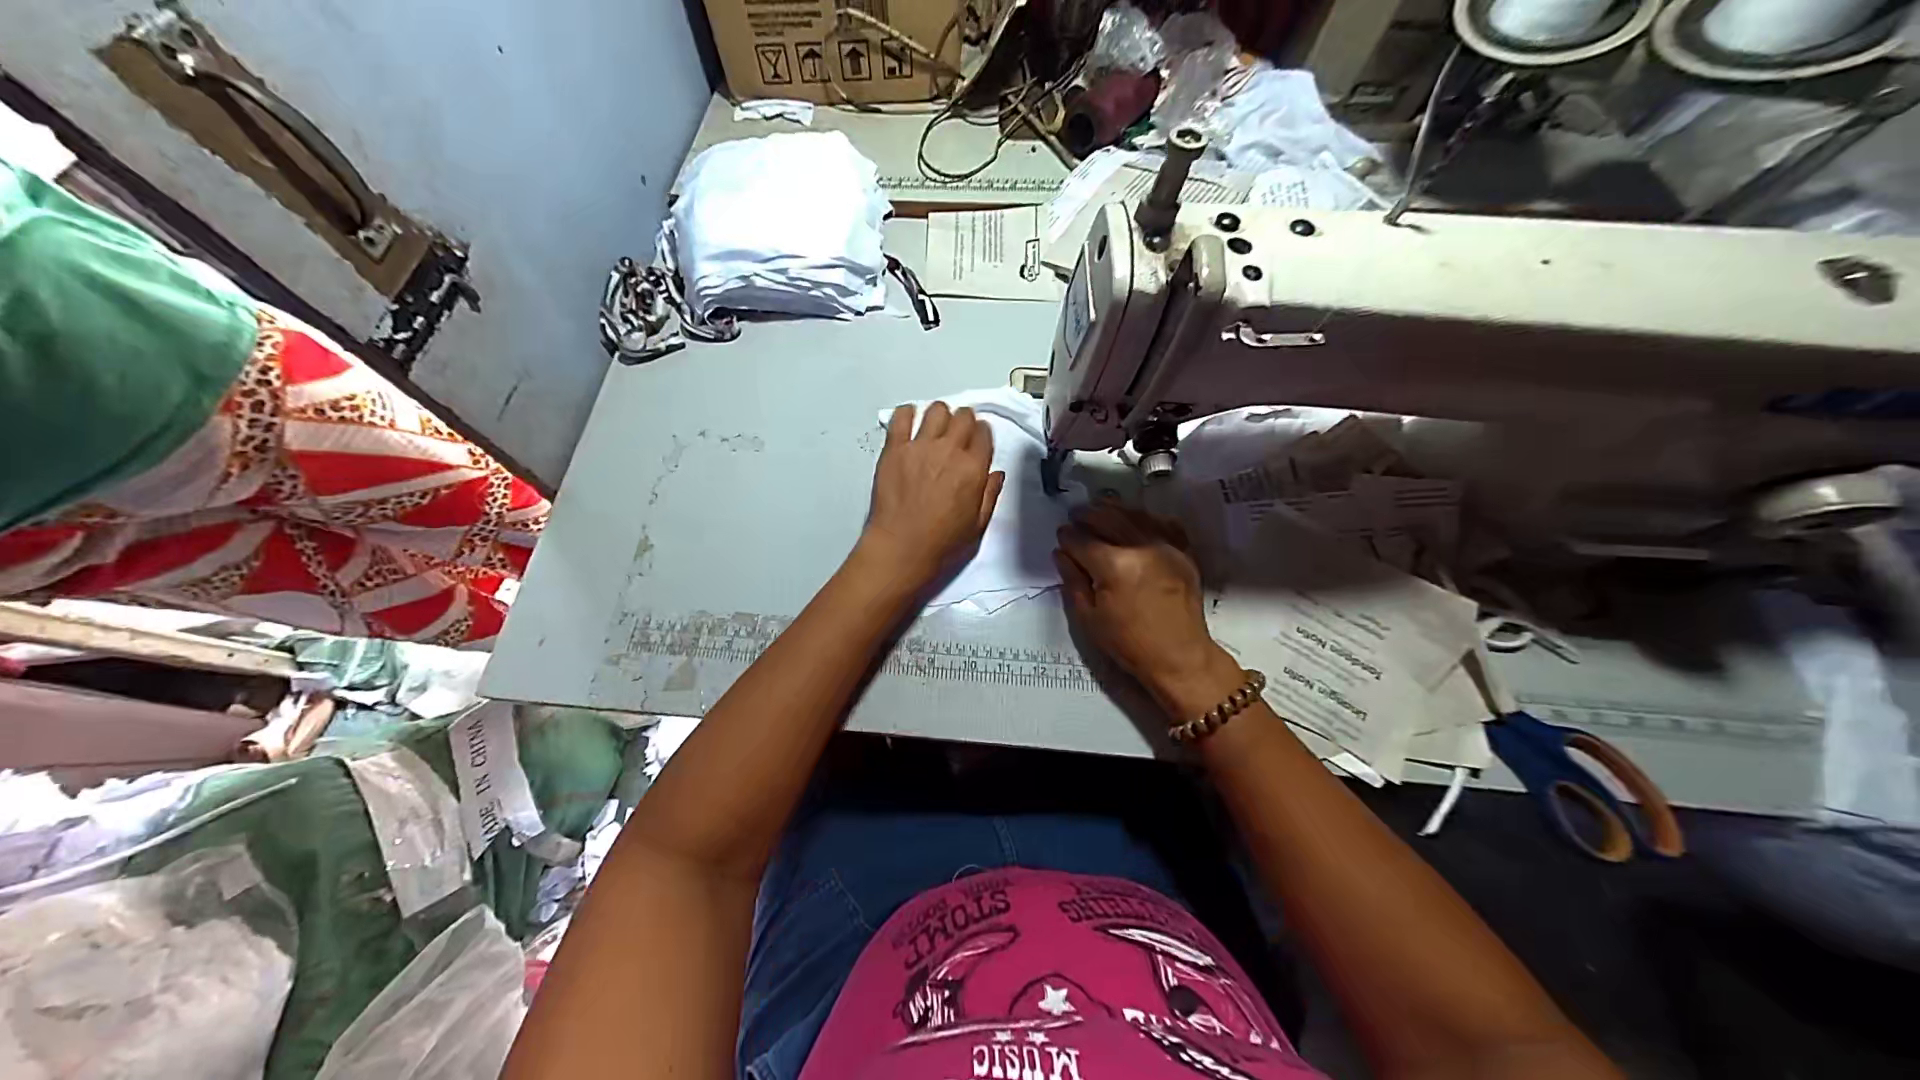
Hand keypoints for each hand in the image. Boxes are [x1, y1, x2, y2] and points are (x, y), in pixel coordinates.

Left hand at [857, 402, 1004, 587]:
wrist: (902, 548)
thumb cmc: (940, 543)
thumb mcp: (978, 525)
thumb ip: (990, 494)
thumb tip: (996, 475)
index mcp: (973, 469)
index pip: (984, 433)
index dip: (982, 434)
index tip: (977, 440)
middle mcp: (949, 451)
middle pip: (963, 416)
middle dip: (964, 421)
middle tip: (958, 432)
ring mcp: (920, 447)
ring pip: (936, 410)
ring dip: (940, 415)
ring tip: (935, 427)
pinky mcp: (894, 449)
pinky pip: (902, 417)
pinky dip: (907, 414)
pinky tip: (909, 421)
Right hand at [1054, 503, 1239, 708]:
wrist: (1180, 657)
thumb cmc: (1130, 644)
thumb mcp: (1089, 618)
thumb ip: (1073, 580)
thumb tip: (1061, 553)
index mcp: (1114, 566)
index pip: (1083, 540)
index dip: (1068, 536)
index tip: (1062, 535)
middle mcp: (1141, 547)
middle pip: (1108, 518)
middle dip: (1088, 515)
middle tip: (1075, 515)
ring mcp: (1166, 546)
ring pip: (1135, 515)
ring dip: (1115, 509)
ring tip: (1100, 507)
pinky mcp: (1183, 552)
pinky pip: (1163, 523)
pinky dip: (1146, 517)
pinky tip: (1136, 518)